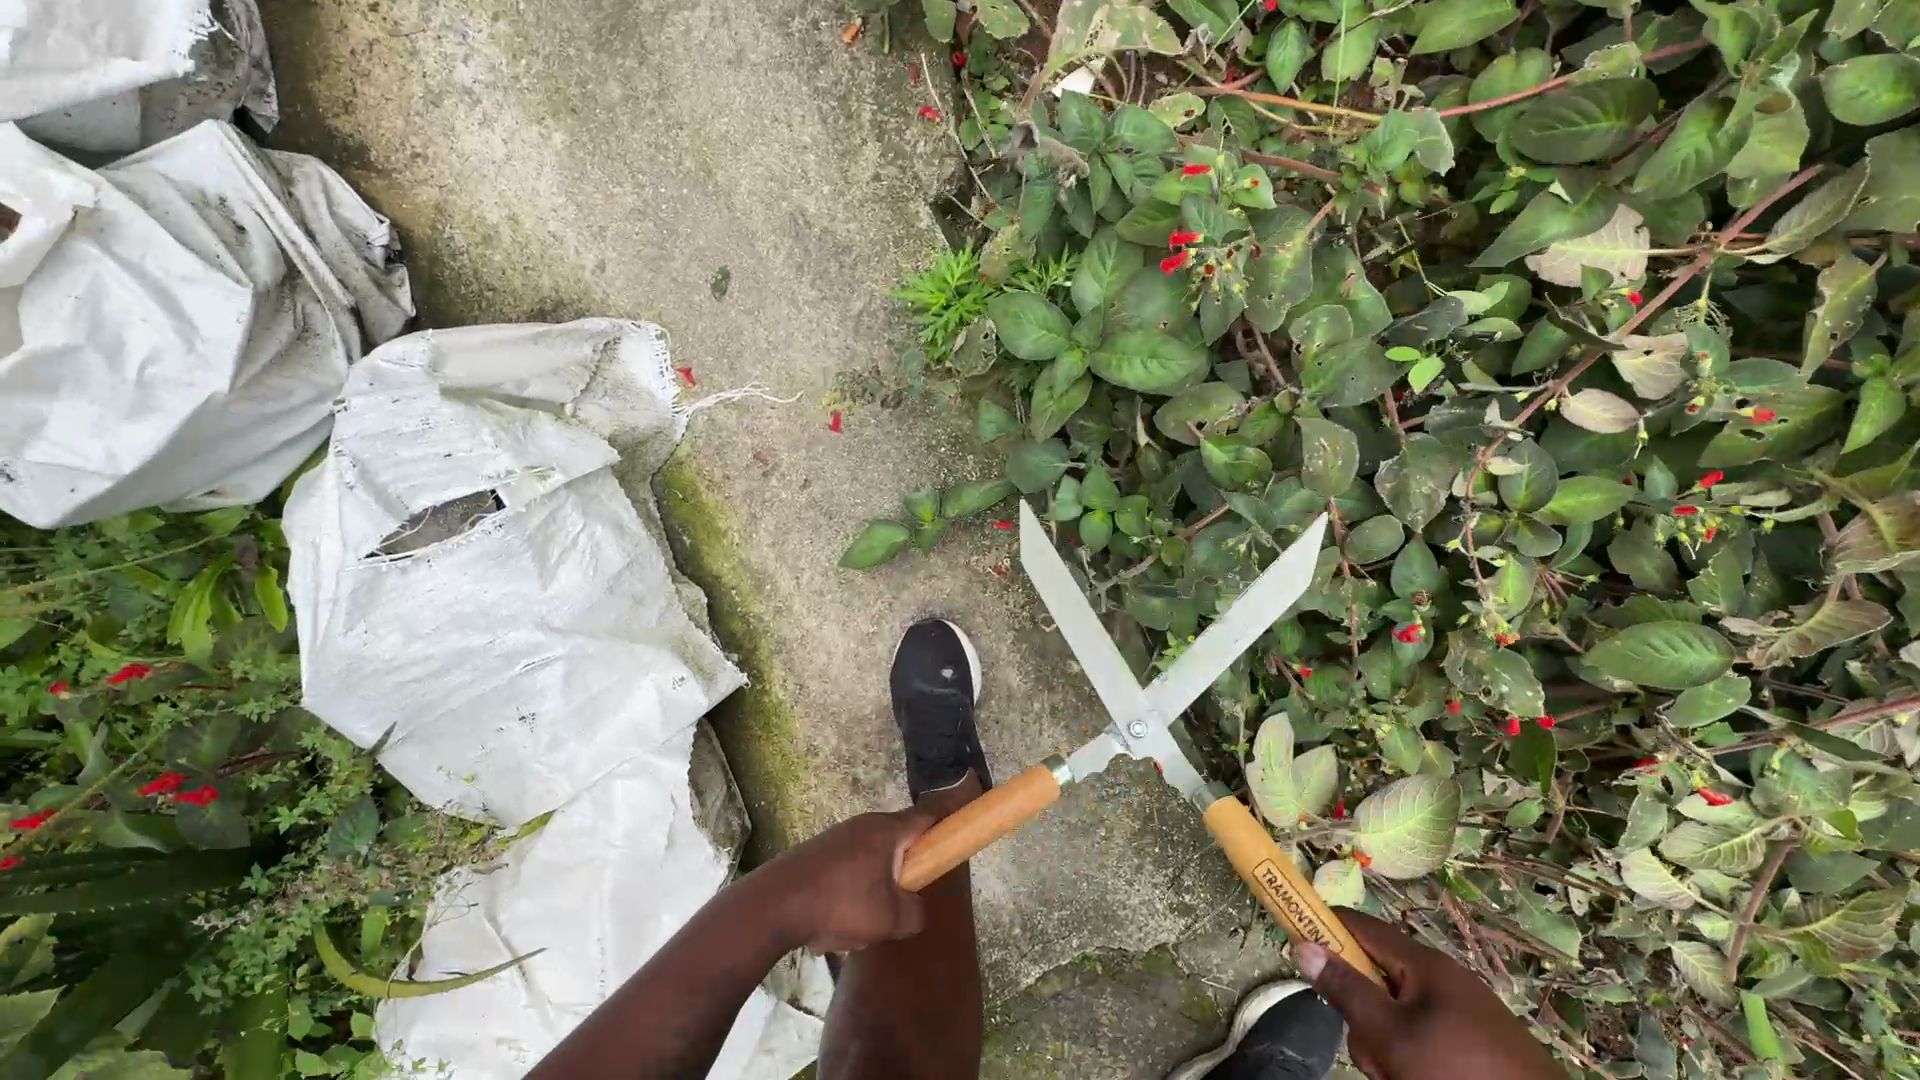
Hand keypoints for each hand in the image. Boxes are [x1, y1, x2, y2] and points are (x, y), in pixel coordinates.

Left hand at [759, 808, 935, 953]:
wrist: (775, 904)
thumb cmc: (841, 904)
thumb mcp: (891, 920)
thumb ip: (914, 913)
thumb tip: (914, 908)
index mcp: (887, 830)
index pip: (927, 815)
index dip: (946, 821)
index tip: (957, 831)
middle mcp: (863, 825)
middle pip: (898, 842)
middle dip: (904, 872)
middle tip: (902, 901)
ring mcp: (837, 837)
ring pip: (870, 862)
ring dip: (872, 890)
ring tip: (860, 924)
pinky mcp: (816, 853)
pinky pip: (846, 872)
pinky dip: (848, 895)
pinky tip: (833, 925)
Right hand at [1296, 909, 1565, 1079]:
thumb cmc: (1458, 1071)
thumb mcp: (1390, 1035)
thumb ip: (1344, 989)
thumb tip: (1302, 945)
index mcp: (1424, 964)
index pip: (1359, 926)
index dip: (1323, 928)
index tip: (1294, 943)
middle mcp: (1442, 981)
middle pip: (1375, 980)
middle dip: (1361, 1015)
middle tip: (1373, 1050)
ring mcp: (1461, 1015)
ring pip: (1396, 1017)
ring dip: (1386, 1047)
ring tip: (1401, 1078)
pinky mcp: (1474, 1046)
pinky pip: (1422, 1039)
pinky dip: (1412, 1061)